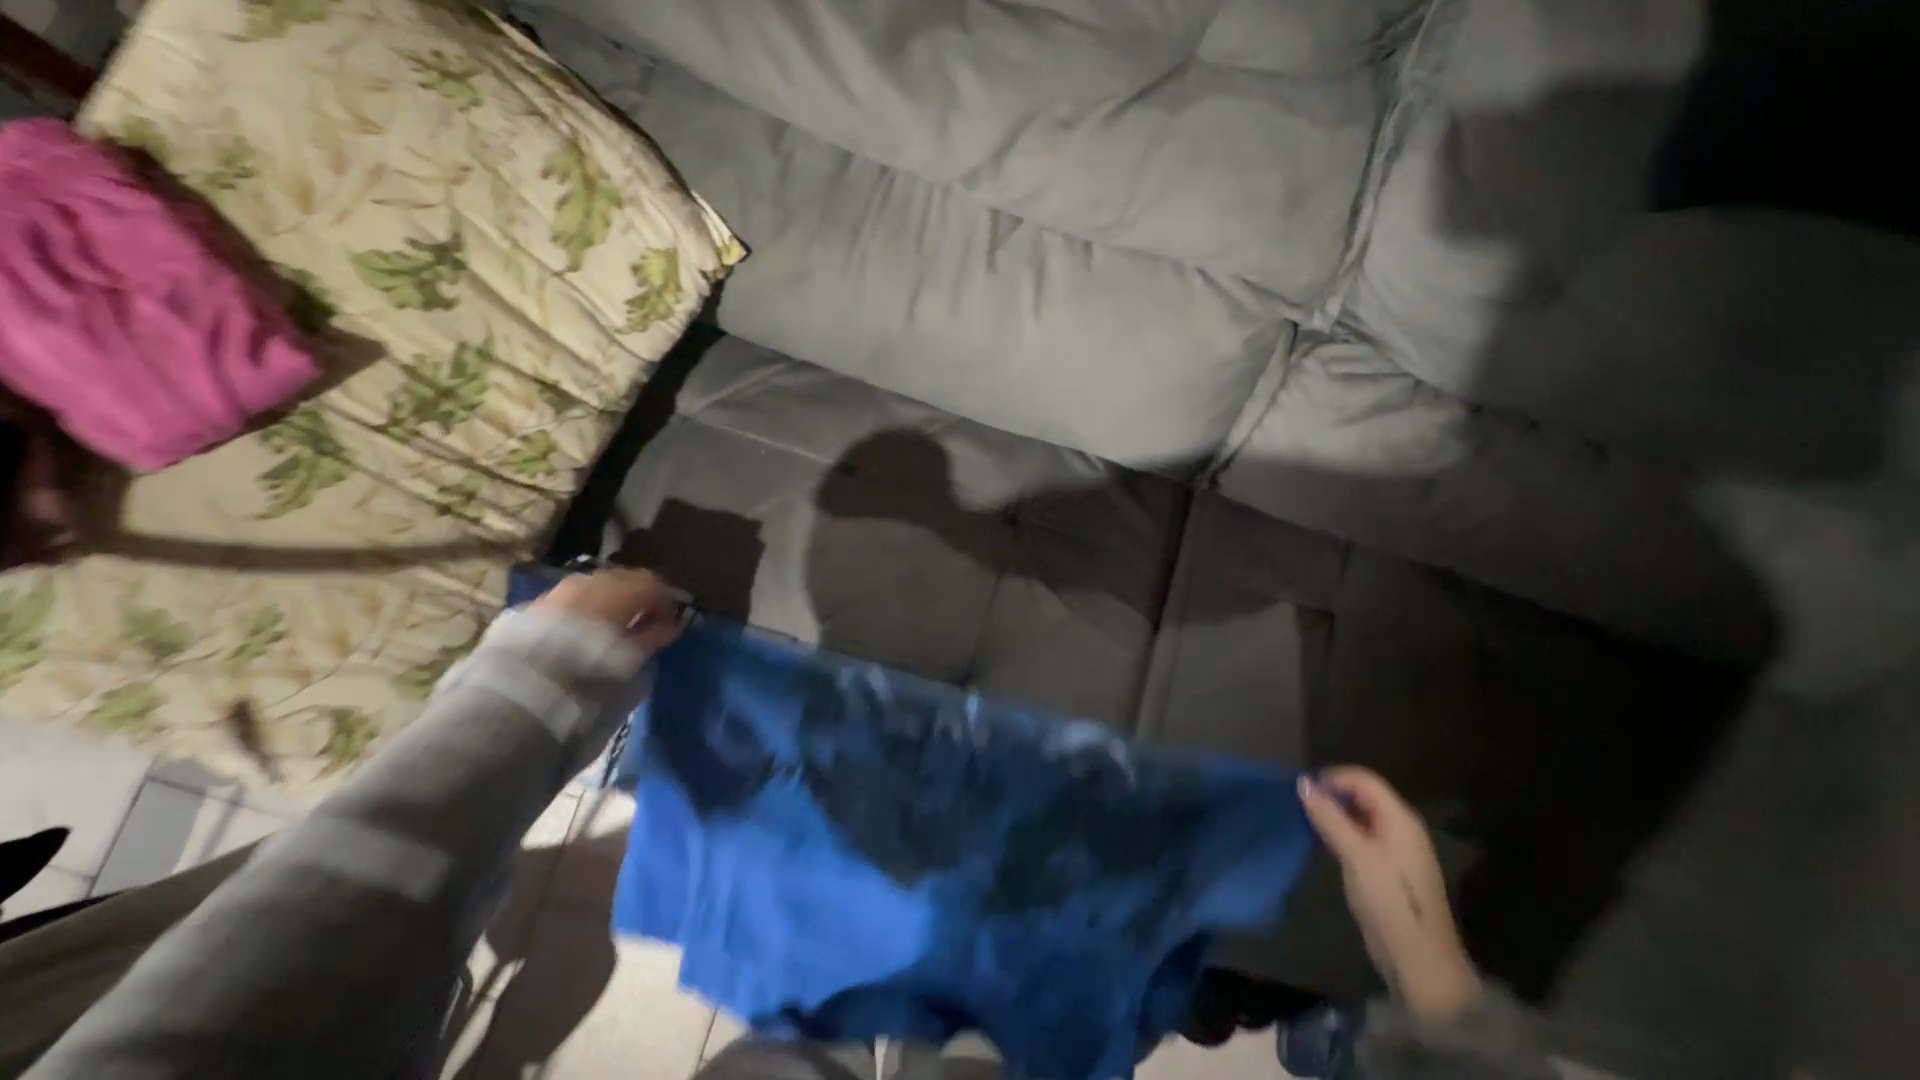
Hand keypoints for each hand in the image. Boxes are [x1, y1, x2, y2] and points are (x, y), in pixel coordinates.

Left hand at [531, 568, 682, 655]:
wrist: (529, 669)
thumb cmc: (591, 661)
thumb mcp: (630, 655)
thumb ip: (654, 637)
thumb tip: (670, 628)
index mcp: (624, 589)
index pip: (656, 586)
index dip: (667, 605)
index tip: (668, 627)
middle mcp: (598, 579)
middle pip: (630, 579)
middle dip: (641, 598)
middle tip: (645, 622)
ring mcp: (570, 585)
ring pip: (603, 584)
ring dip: (615, 599)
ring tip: (614, 625)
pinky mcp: (548, 596)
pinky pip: (580, 593)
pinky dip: (592, 604)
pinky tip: (588, 625)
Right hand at [1299, 766, 1482, 1022]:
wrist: (1417, 957)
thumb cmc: (1389, 900)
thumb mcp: (1356, 855)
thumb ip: (1329, 817)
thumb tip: (1302, 783)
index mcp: (1400, 819)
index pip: (1363, 780)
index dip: (1332, 778)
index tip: (1300, 790)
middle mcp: (1400, 828)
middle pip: (1362, 796)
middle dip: (1331, 795)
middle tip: (1298, 806)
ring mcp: (1394, 850)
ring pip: (1359, 817)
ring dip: (1332, 814)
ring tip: (1304, 821)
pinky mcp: (1385, 869)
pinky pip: (1359, 837)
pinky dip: (1339, 833)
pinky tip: (1320, 842)